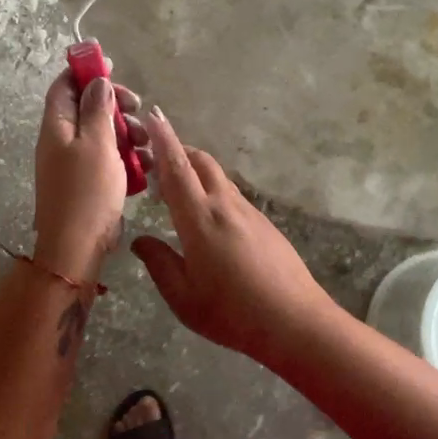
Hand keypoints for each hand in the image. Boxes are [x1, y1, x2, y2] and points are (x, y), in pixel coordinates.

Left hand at [32, 71, 142, 283]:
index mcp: (56, 126)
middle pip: (85, 107)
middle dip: (113, 103)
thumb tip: (96, 81)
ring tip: (146, 142)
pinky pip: (105, 158)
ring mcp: (71, 163)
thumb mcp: (97, 144)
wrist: (75, 249)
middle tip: (137, 107)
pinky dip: (124, 155)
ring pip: (100, 133)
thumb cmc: (86, 192)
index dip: (84, 71)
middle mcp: (59, 140)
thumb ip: (97, 109)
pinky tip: (145, 164)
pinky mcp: (85, 183)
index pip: (64, 86)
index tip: (111, 66)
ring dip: (125, 131)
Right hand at [131, 107, 336, 363]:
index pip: (176, 167)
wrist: (297, 324)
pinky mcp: (264, 224)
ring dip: (194, 170)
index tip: (152, 114)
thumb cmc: (233, 313)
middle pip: (199, 161)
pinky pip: (230, 194)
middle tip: (154, 159)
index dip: (162, 139)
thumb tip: (140, 240)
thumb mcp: (184, 298)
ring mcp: (248, 212)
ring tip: (176, 191)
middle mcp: (224, 205)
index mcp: (199, 218)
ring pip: (217, 176)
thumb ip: (159, 264)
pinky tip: (206, 219)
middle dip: (177, 150)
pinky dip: (211, 190)